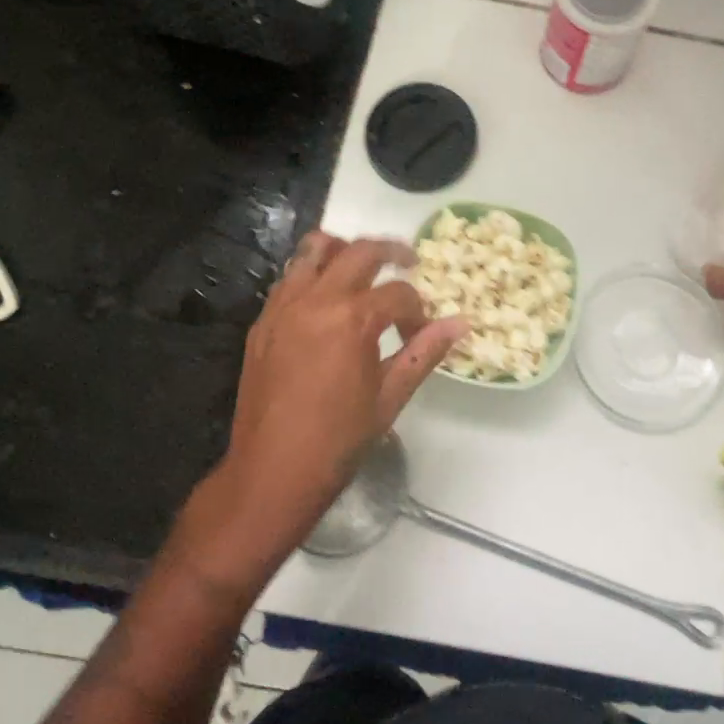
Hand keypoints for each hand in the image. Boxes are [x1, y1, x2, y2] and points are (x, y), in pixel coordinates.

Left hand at [222, 233, 466, 528]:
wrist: (271, 472)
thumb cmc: (338, 441)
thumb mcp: (390, 397)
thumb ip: (424, 353)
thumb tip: (461, 323)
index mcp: (353, 319)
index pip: (398, 293)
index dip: (418, 310)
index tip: (421, 332)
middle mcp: (316, 300)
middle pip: (359, 252)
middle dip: (390, 252)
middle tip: (408, 262)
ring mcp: (283, 307)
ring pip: (315, 250)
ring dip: (345, 250)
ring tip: (363, 267)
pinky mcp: (263, 322)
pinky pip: (290, 278)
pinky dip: (313, 273)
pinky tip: (327, 299)